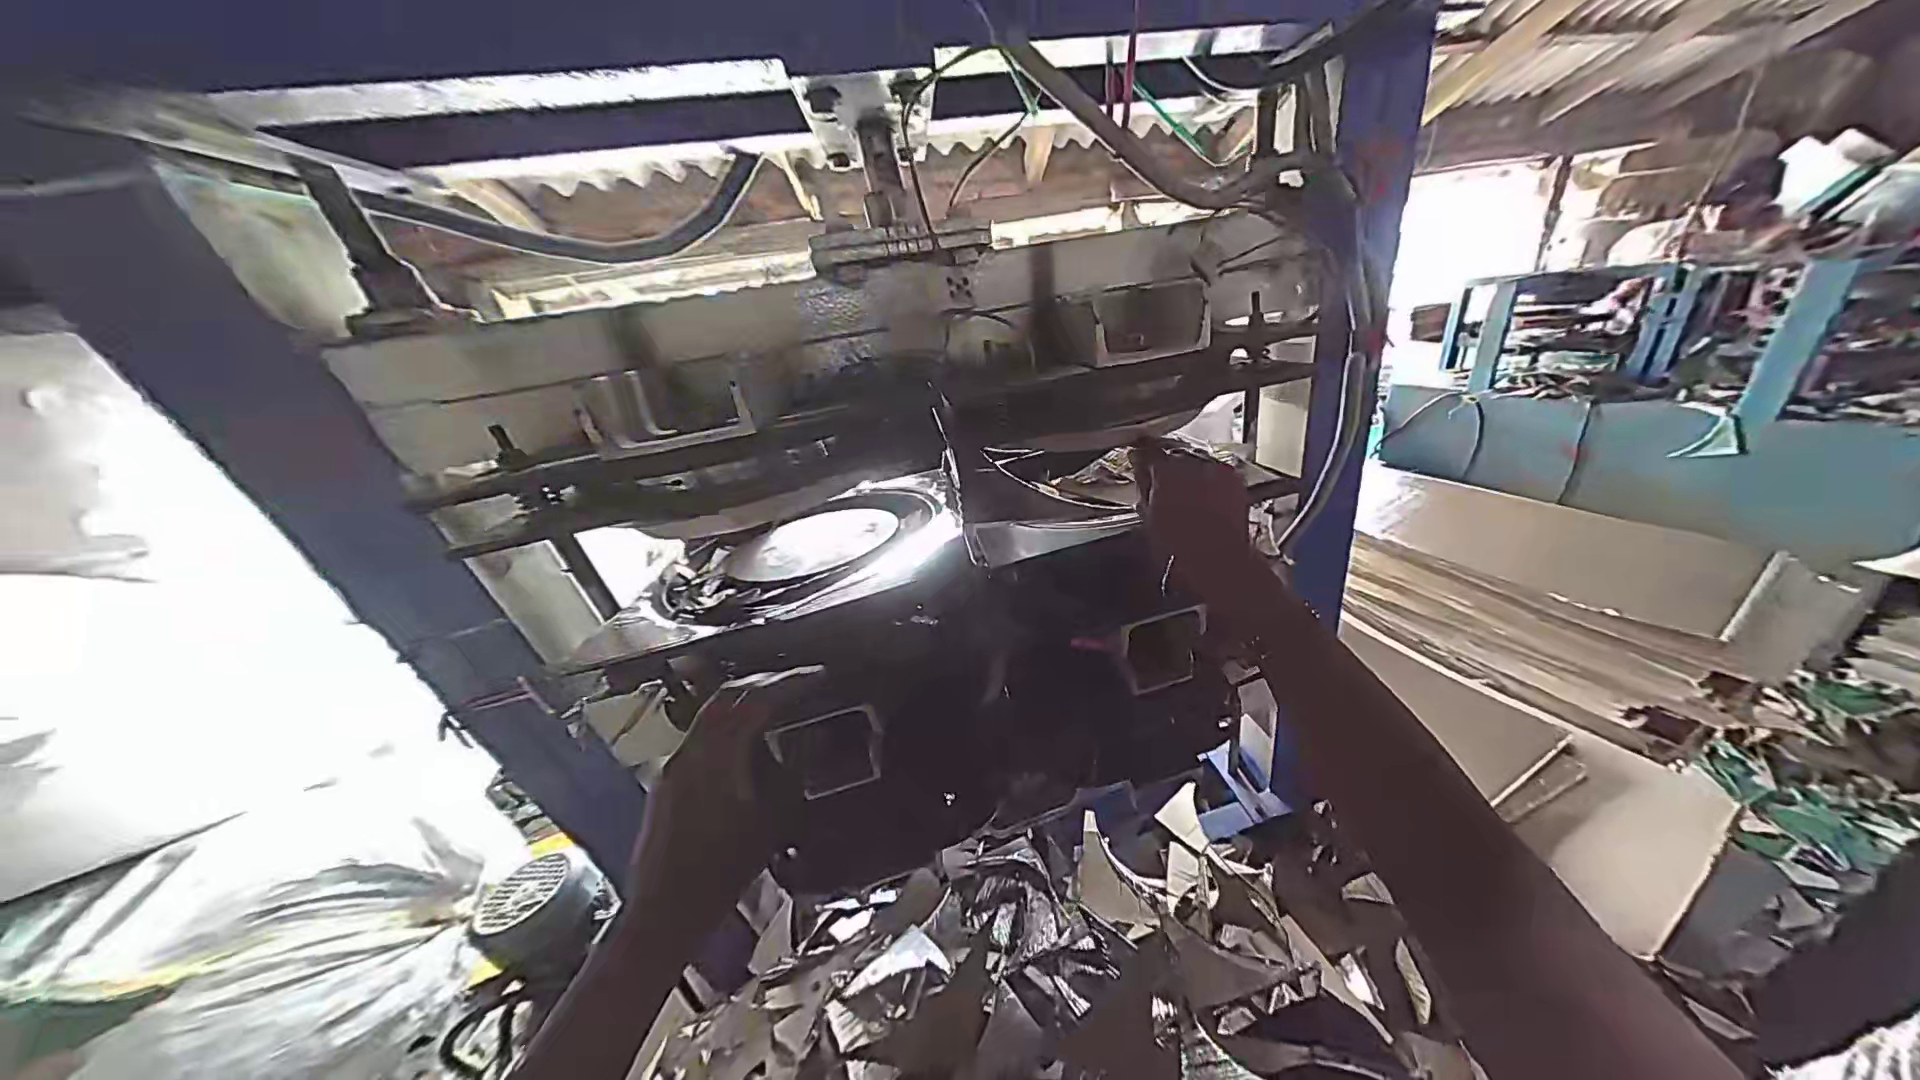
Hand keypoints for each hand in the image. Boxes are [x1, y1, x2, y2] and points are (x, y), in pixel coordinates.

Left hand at [621, 667, 824, 930]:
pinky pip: (702, 733)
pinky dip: (729, 723)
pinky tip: (747, 740)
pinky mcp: (669, 779)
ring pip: (713, 711)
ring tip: (777, 704)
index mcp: (719, 754)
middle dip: (767, 682)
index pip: (758, 699)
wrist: (668, 908)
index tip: (815, 677)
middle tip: (797, 683)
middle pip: (730, 694)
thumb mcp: (776, 817)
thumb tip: (814, 737)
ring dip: (746, 700)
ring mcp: (676, 763)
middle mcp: (692, 750)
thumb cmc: (724, 870)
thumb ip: (796, 768)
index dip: (791, 683)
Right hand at [1133, 440, 1264, 606]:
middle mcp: (1193, 463)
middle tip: (1159, 480)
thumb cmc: (1180, 544)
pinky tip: (1203, 497)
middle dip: (1167, 464)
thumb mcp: (1149, 516)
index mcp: (1165, 470)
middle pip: (1175, 454)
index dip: (1141, 454)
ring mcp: (1217, 470)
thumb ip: (1143, 487)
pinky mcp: (1235, 480)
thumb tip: (1140, 472)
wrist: (1218, 559)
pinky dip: (1208, 480)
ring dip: (1189, 471)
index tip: (1138, 458)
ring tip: (1183, 492)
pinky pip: (1217, 472)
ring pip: (1196, 461)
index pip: (1148, 451)